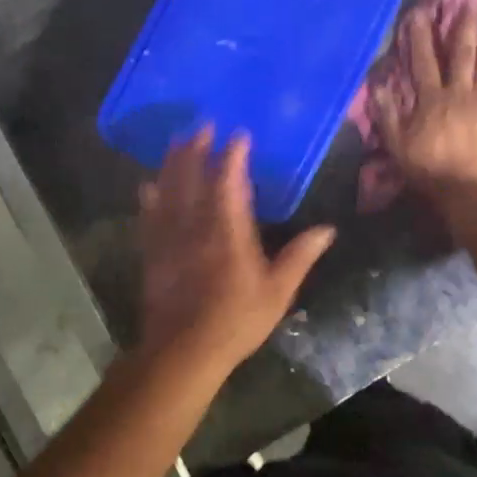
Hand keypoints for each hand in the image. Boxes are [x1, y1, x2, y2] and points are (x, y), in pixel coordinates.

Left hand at [137, 128, 336, 373]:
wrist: (183, 351)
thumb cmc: (236, 320)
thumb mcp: (278, 291)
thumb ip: (299, 257)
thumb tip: (327, 229)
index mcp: (229, 231)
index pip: (229, 181)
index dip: (233, 156)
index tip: (239, 136)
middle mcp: (196, 226)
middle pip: (192, 177)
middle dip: (197, 149)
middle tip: (202, 125)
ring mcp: (170, 238)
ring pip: (167, 190)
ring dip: (173, 163)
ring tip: (177, 142)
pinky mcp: (153, 253)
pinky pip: (149, 216)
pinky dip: (150, 197)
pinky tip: (148, 186)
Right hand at [374, 7, 476, 200]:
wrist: (469, 190)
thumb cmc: (430, 170)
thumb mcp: (397, 145)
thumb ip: (387, 114)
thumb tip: (379, 85)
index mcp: (432, 99)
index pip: (423, 60)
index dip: (419, 35)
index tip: (419, 12)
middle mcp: (459, 91)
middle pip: (462, 52)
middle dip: (464, 25)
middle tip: (469, 0)